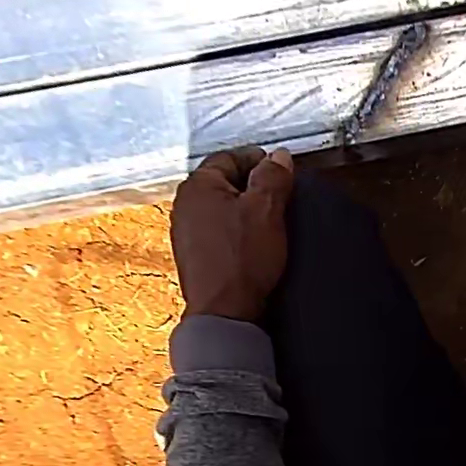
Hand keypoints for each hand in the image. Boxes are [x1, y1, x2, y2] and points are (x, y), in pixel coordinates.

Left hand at [170, 146, 295, 321]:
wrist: (226, 309)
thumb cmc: (243, 259)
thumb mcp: (267, 211)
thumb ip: (273, 178)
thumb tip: (279, 156)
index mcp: (198, 186)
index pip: (230, 158)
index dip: (258, 160)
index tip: (280, 168)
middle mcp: (185, 204)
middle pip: (224, 184)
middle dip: (251, 186)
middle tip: (279, 196)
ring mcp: (186, 231)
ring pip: (220, 209)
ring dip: (243, 210)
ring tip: (269, 222)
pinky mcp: (195, 255)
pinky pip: (218, 232)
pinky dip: (236, 231)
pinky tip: (253, 243)